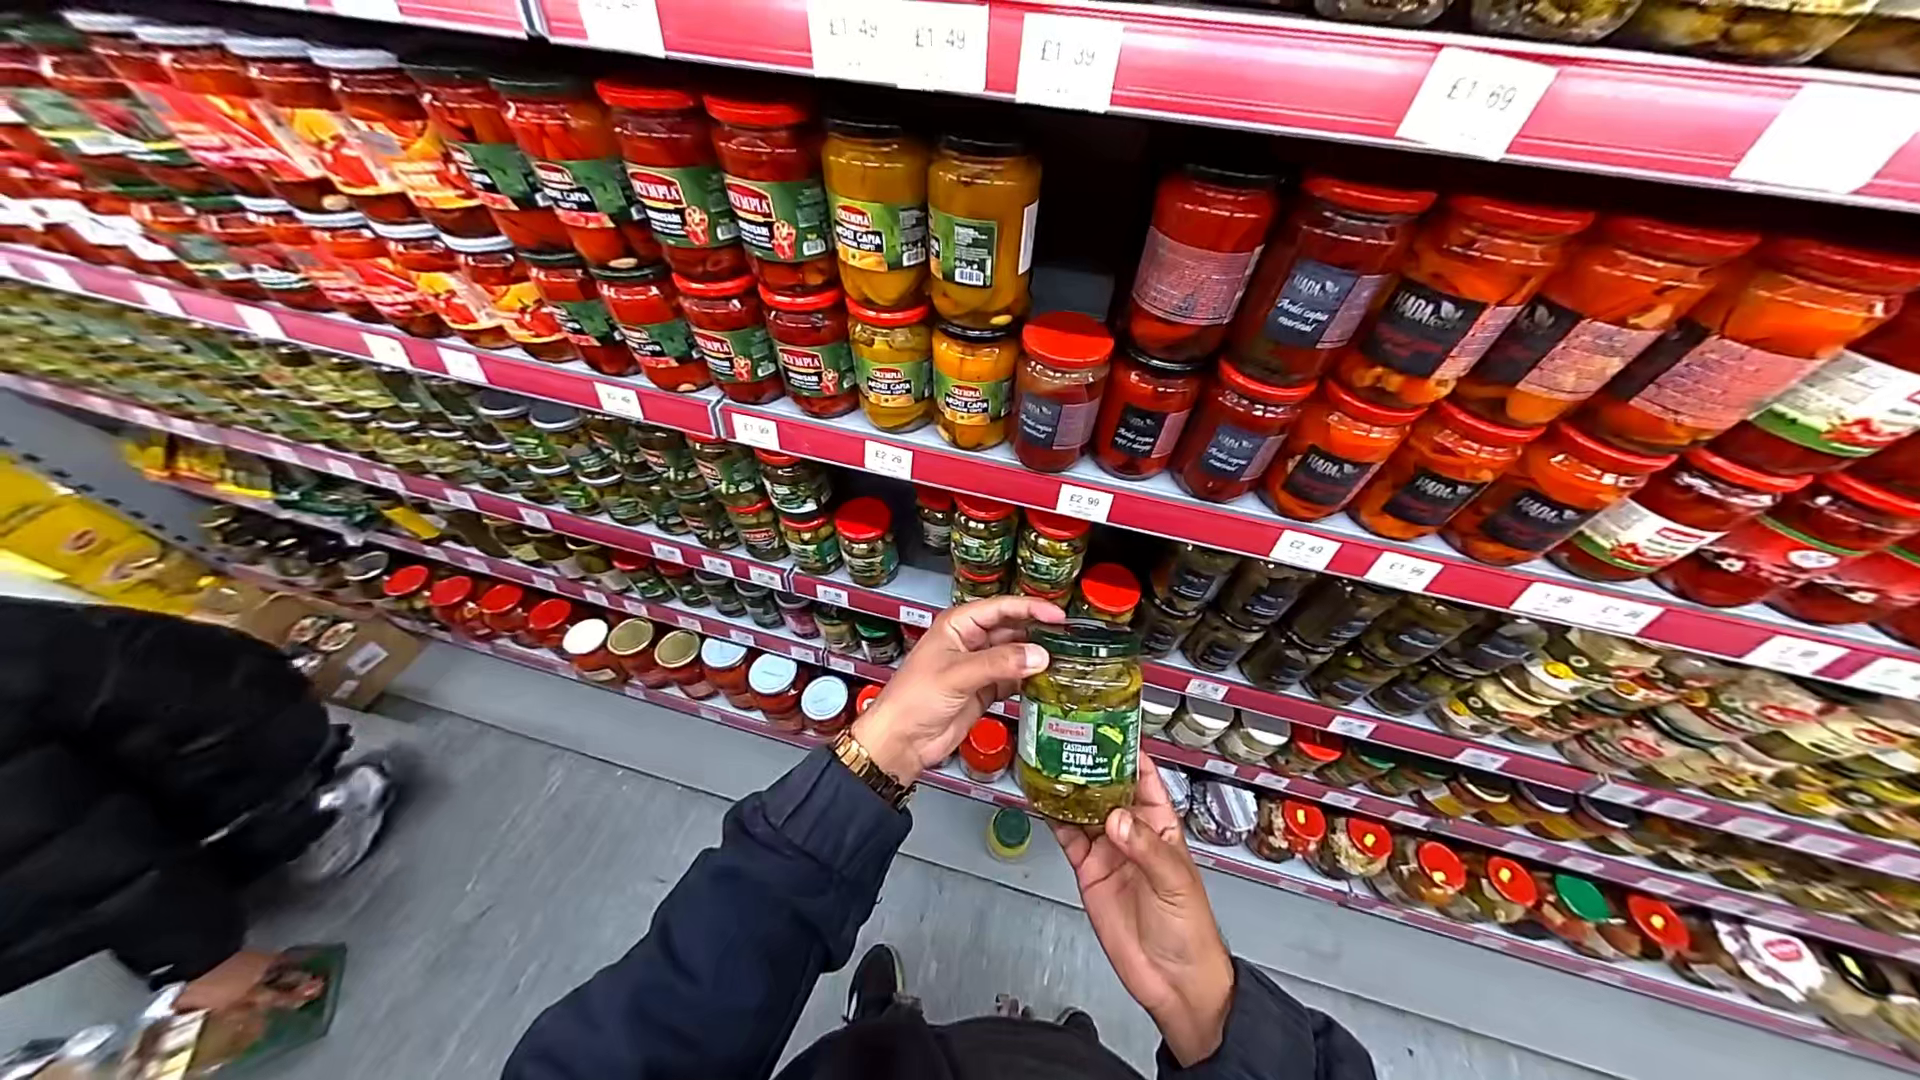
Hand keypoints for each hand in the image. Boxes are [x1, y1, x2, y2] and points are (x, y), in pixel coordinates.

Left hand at [851, 595, 1063, 784]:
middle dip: (1037, 632)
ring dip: (1036, 658)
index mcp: (958, 625)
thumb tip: (1038, 654)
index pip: (1000, 608)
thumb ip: (999, 663)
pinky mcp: (985, 690)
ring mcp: (978, 666)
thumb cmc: (913, 698)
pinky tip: (1046, 681)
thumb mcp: (957, 675)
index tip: (1056, 615)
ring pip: (1015, 654)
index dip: (1030, 608)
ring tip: (1064, 660)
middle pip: (1011, 629)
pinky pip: (1013, 679)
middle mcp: (970, 641)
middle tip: (1067, 638)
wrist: (901, 740)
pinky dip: (1030, 680)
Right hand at [1054, 759, 1234, 1066]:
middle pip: (1106, 788)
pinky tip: (1044, 802)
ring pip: (1083, 807)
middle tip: (1069, 742)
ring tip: (1050, 764)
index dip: (1127, 752)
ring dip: (1068, 788)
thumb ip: (1145, 848)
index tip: (1110, 730)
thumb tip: (1116, 820)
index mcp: (1160, 825)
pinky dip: (1054, 818)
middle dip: (1089, 765)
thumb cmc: (1191, 931)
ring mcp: (1108, 848)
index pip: (1143, 778)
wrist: (1173, 982)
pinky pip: (1067, 835)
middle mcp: (1132, 831)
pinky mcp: (1088, 868)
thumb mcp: (1174, 881)